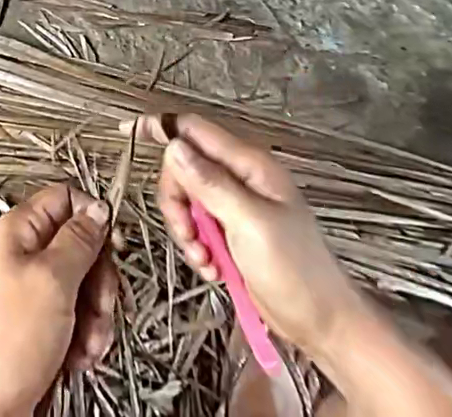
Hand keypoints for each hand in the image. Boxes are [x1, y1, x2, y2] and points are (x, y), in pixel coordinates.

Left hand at [0, 184, 116, 416]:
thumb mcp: (51, 279)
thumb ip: (80, 240)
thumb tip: (98, 209)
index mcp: (21, 230)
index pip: (67, 199)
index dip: (94, 217)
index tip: (110, 243)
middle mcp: (27, 258)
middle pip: (83, 246)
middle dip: (100, 279)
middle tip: (96, 300)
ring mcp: (35, 294)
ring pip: (86, 286)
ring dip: (96, 316)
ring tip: (85, 338)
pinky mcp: (42, 328)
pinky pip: (80, 320)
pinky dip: (86, 339)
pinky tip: (78, 356)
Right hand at [147, 114, 363, 354]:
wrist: (323, 323)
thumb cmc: (295, 270)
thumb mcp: (249, 223)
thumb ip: (210, 183)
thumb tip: (173, 145)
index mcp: (248, 164)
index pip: (194, 130)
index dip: (161, 128)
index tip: (127, 130)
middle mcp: (239, 177)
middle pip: (184, 167)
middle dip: (176, 201)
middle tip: (188, 234)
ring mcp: (235, 204)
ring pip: (186, 199)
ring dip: (186, 230)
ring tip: (204, 259)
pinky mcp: (232, 230)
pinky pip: (197, 226)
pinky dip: (197, 246)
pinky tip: (213, 268)